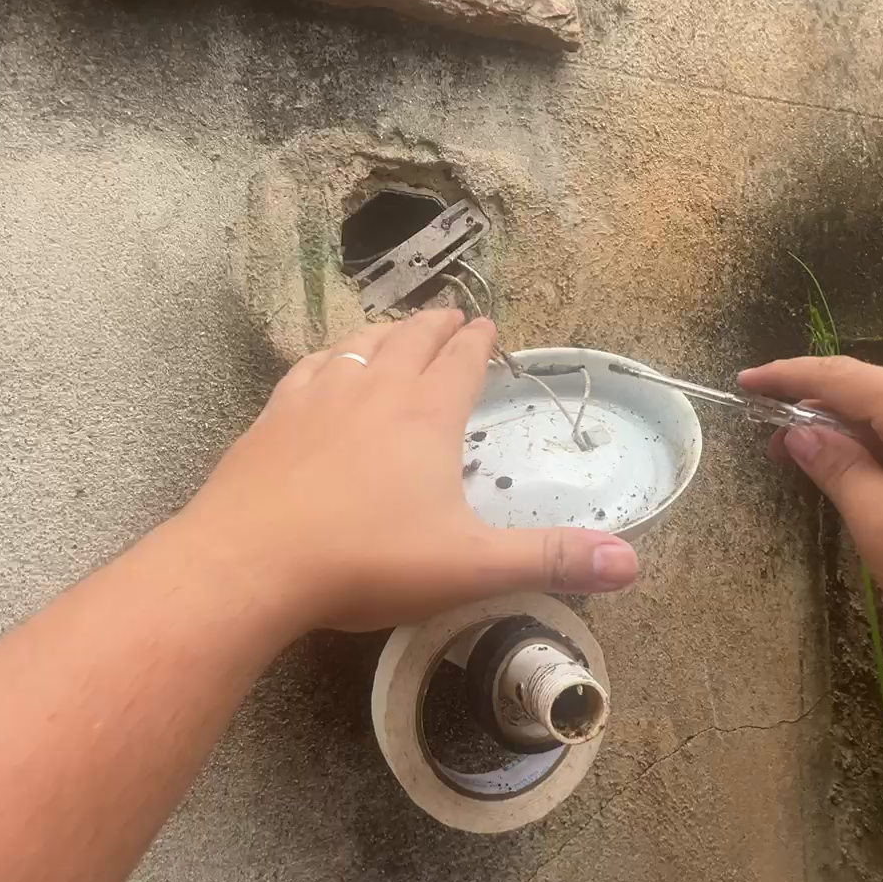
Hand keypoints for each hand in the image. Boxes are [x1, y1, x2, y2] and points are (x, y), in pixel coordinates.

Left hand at [166, 309, 639, 633]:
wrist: (248, 564)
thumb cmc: (365, 561)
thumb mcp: (469, 567)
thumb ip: (549, 560)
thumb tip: (633, 563)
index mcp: (424, 416)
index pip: (461, 363)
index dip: (480, 343)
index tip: (488, 326)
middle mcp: (373, 390)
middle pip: (412, 340)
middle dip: (438, 325)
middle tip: (452, 314)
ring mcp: (316, 398)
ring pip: (360, 344)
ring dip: (386, 331)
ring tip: (398, 327)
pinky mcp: (273, 417)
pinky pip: (309, 367)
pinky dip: (330, 355)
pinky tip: (327, 362)